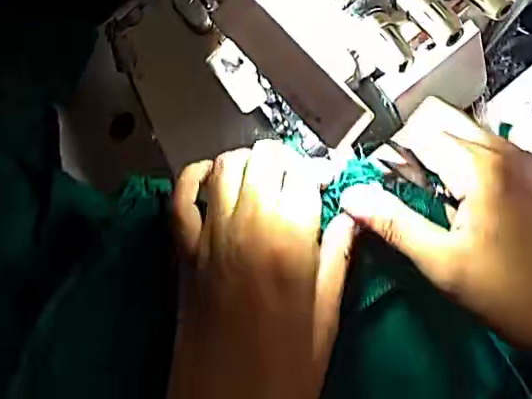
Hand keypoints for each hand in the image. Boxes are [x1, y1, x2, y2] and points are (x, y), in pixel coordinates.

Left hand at [168, 141, 355, 398]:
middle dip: (285, 160)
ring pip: (226, 163)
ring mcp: (210, 234)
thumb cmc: (282, 374)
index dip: (319, 173)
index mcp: (288, 240)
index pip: (304, 173)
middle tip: (296, 180)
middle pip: (264, 157)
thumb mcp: (324, 320)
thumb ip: (337, 259)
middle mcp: (247, 225)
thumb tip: (350, 217)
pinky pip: (181, 193)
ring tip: (263, 180)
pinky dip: (196, 176)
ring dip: (247, 162)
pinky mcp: (183, 250)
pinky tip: (213, 181)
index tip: (325, 184)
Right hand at [338, 98, 531, 357]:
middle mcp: (505, 151)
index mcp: (480, 165)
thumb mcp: (444, 264)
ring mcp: (527, 161)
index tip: (390, 182)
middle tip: (416, 192)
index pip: (420, 133)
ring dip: (449, 157)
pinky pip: (495, 151)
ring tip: (447, 204)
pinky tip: (477, 207)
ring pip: (471, 136)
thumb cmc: (518, 295)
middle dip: (422, 150)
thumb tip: (356, 199)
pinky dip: (475, 165)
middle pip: (446, 125)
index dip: (398, 156)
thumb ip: (395, 225)